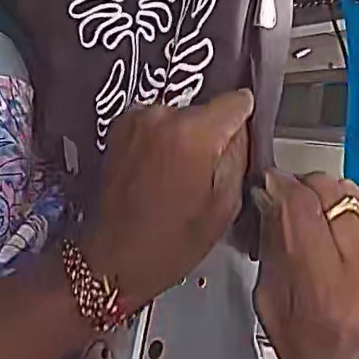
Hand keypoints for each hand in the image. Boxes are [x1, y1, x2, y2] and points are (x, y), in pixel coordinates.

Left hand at [79, 90, 253, 307]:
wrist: (114, 257)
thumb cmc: (172, 240)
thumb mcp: (225, 205)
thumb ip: (239, 155)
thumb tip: (240, 129)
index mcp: (193, 133)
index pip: (236, 100)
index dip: (244, 119)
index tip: (239, 140)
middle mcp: (163, 114)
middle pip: (206, 110)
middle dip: (212, 135)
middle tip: (204, 173)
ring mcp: (137, 117)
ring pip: (181, 116)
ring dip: (185, 137)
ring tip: (177, 175)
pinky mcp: (120, 125)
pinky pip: (158, 123)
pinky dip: (162, 139)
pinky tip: (156, 171)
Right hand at [253, 170, 358, 358]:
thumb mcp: (271, 305)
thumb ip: (272, 246)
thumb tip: (272, 200)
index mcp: (325, 289)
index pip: (303, 206)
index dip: (282, 186)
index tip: (271, 184)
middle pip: (332, 190)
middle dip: (304, 188)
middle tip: (290, 202)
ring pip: (354, 195)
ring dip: (328, 199)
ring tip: (314, 223)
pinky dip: (349, 220)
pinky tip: (337, 243)